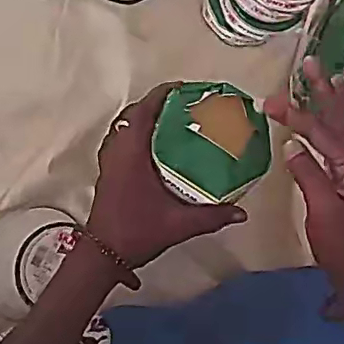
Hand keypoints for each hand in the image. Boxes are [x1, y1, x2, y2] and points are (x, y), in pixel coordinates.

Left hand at [87, 82, 248, 267]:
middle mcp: (117, 151)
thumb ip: (211, 216)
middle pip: (134, 114)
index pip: (144, 111)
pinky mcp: (107, 172)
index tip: (183, 88)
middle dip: (156, 104)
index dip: (162, 94)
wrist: (103, 254)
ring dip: (144, 118)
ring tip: (170, 120)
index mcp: (132, 154)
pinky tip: (155, 146)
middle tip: (183, 105)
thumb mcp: (179, 224)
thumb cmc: (137, 232)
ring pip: (124, 126)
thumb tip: (240, 212)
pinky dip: (136, 133)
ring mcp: (109, 161)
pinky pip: (121, 140)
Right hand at [263, 59, 343, 302]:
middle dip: (324, 91)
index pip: (319, 132)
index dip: (295, 115)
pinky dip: (338, 123)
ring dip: (335, 101)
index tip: (269, 103)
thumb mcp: (323, 211)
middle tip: (312, 63)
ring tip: (330, 77)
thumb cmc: (342, 246)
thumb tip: (293, 145)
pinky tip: (336, 119)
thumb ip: (309, 175)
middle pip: (339, 119)